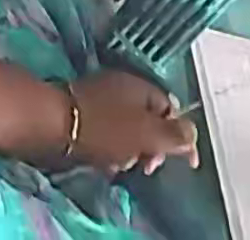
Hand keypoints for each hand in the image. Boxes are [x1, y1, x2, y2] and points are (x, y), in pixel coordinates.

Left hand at [68, 69, 199, 174]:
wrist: (57, 123)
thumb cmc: (106, 128)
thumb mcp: (147, 133)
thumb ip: (174, 134)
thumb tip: (192, 132)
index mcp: (139, 85)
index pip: (171, 107)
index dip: (182, 135)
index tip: (187, 162)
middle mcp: (121, 86)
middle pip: (150, 119)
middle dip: (154, 146)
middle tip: (148, 164)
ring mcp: (102, 96)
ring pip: (130, 129)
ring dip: (132, 150)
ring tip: (123, 164)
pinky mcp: (86, 110)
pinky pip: (110, 131)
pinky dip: (113, 148)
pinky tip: (107, 161)